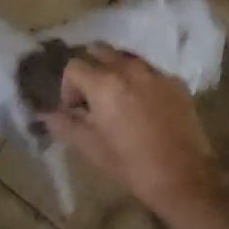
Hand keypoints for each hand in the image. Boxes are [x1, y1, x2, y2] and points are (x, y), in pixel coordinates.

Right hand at [40, 45, 225, 216]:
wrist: (184, 177)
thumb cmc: (132, 166)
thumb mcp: (92, 148)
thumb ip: (65, 125)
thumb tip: (43, 113)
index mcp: (104, 84)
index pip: (73, 66)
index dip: (68, 87)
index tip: (74, 109)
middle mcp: (129, 69)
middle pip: (99, 51)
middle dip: (90, 70)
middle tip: (92, 98)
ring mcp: (155, 72)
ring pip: (125, 57)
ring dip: (114, 70)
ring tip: (117, 98)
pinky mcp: (175, 81)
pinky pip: (149, 70)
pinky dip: (139, 79)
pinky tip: (143, 105)